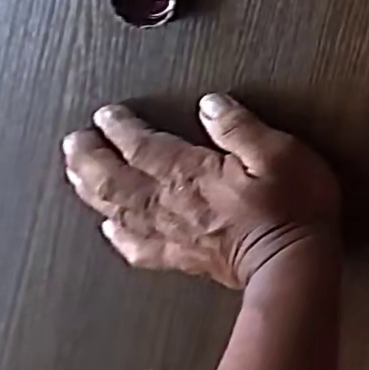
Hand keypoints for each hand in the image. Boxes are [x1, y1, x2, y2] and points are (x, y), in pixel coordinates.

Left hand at [62, 94, 340, 288]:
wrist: (295, 265)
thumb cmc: (292, 205)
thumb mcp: (277, 151)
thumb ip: (239, 126)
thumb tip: (210, 103)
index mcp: (192, 174)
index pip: (145, 146)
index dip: (122, 128)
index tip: (106, 113)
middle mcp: (173, 204)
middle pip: (117, 181)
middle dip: (90, 159)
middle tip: (73, 141)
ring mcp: (175, 234)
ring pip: (119, 211)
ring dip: (92, 191)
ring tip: (75, 174)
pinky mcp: (185, 257)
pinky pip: (139, 248)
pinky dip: (117, 236)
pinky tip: (110, 230)